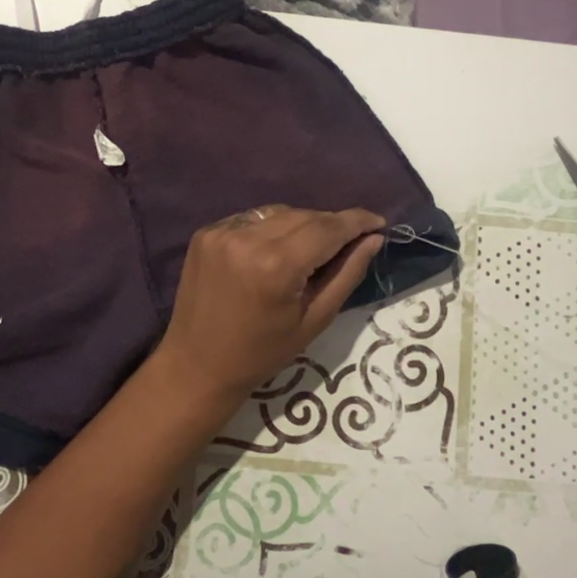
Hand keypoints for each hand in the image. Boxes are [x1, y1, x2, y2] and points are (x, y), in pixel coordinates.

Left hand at [154, 205, 385, 407]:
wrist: (197, 364)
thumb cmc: (262, 353)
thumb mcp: (314, 320)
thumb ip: (346, 274)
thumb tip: (373, 239)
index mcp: (276, 265)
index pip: (327, 228)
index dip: (357, 221)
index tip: (379, 221)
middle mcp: (247, 238)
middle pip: (304, 216)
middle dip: (331, 225)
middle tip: (350, 242)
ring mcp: (222, 232)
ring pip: (278, 212)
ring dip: (301, 224)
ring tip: (310, 250)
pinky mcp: (206, 232)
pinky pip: (252, 219)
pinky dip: (270, 228)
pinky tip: (275, 250)